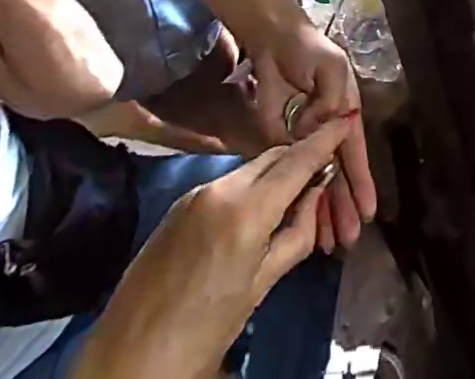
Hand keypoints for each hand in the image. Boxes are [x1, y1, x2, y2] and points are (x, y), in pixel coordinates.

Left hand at [69, 120, 345, 378]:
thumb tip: (317, 193)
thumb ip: (297, 232)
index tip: (346, 119)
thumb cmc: (205, 331)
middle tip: (327, 171)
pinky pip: (229, 183)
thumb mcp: (262, 284)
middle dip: (302, 157)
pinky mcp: (180, 204)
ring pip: (251, 168)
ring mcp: (196, 193)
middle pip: (274, 157)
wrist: (128, 358)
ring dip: (277, 174)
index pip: (297, 160)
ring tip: (295, 198)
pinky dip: (252, 187)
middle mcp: (221, 188)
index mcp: (246, 210)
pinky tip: (259, 211)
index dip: (325, 138)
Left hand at [251, 21, 374, 250]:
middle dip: (343, 207)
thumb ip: (332, 99)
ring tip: (328, 243)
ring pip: (311, 182)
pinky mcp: (274, 142)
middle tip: (348, 240)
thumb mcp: (332, 69)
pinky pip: (285, 175)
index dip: (360, 183)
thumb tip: (324, 134)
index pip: (352, 155)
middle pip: (335, 175)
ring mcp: (299, 140)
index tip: (369, 212)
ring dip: (320, 210)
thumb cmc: (309, 51)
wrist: (274, 41)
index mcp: (343, 116)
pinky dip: (292, 195)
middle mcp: (325, 133)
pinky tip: (297, 218)